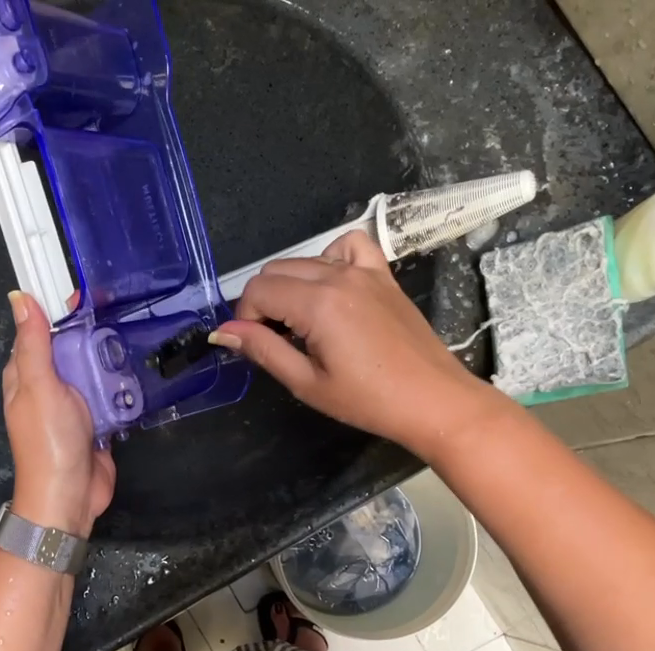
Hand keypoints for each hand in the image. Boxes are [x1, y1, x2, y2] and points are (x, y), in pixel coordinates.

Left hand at [3, 291, 115, 536]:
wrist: (70, 497)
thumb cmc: (48, 441)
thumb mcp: (39, 385)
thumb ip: (34, 343)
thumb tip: (19, 297)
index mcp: (26, 376)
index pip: (38, 332)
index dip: (57, 311)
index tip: (84, 290)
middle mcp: (49, 387)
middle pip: (72, 350)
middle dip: (92, 334)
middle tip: (119, 310)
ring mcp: (75, 406)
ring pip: (94, 370)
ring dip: (111, 360)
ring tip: (133, 336)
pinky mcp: (98, 422)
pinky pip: (112, 395)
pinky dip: (122, 387)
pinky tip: (138, 371)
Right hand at [208, 231, 510, 461]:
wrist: (432, 399)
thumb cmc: (367, 401)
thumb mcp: (307, 383)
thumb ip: (263, 350)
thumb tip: (222, 332)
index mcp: (318, 304)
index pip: (258, 291)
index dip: (245, 319)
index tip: (253, 345)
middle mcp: (338, 276)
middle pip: (275, 270)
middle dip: (262, 302)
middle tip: (274, 340)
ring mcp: (364, 271)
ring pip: (305, 260)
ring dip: (289, 287)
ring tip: (300, 324)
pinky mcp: (383, 275)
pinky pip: (348, 246)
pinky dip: (329, 259)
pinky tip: (329, 288)